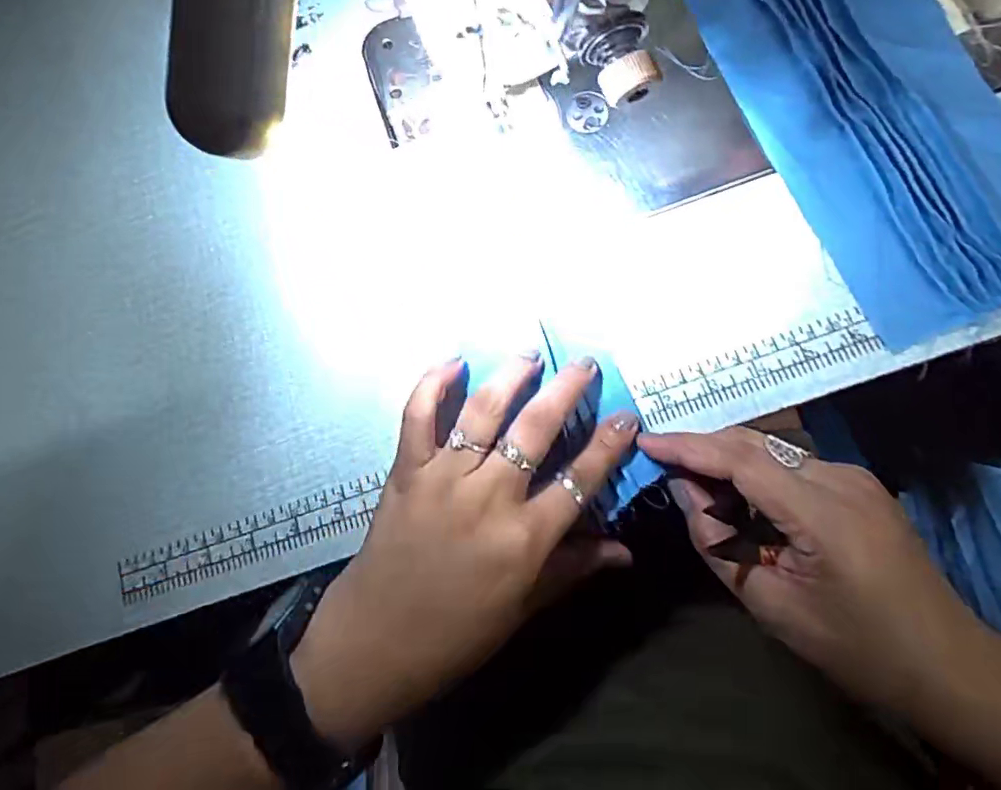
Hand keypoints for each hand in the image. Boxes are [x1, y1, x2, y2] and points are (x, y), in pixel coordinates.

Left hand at [289, 355, 640, 751]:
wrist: (374, 645)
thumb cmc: (458, 632)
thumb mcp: (524, 607)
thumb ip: (574, 568)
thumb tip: (626, 551)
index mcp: (524, 539)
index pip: (579, 480)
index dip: (608, 445)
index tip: (626, 416)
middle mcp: (488, 499)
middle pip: (535, 431)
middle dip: (565, 391)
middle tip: (583, 364)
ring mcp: (443, 480)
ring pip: (482, 413)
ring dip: (511, 377)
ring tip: (530, 355)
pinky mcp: (406, 472)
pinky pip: (417, 419)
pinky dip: (432, 386)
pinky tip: (453, 362)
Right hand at [640, 426, 1000, 789]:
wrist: (948, 665)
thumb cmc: (860, 650)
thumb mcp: (777, 609)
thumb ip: (723, 546)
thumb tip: (688, 493)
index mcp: (824, 512)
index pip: (743, 459)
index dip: (691, 446)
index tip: (648, 441)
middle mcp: (841, 478)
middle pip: (758, 444)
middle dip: (706, 446)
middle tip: (663, 460)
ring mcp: (856, 477)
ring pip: (776, 451)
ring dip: (733, 459)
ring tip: (698, 483)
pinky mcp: (862, 485)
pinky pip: (797, 466)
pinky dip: (761, 473)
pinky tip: (744, 496)